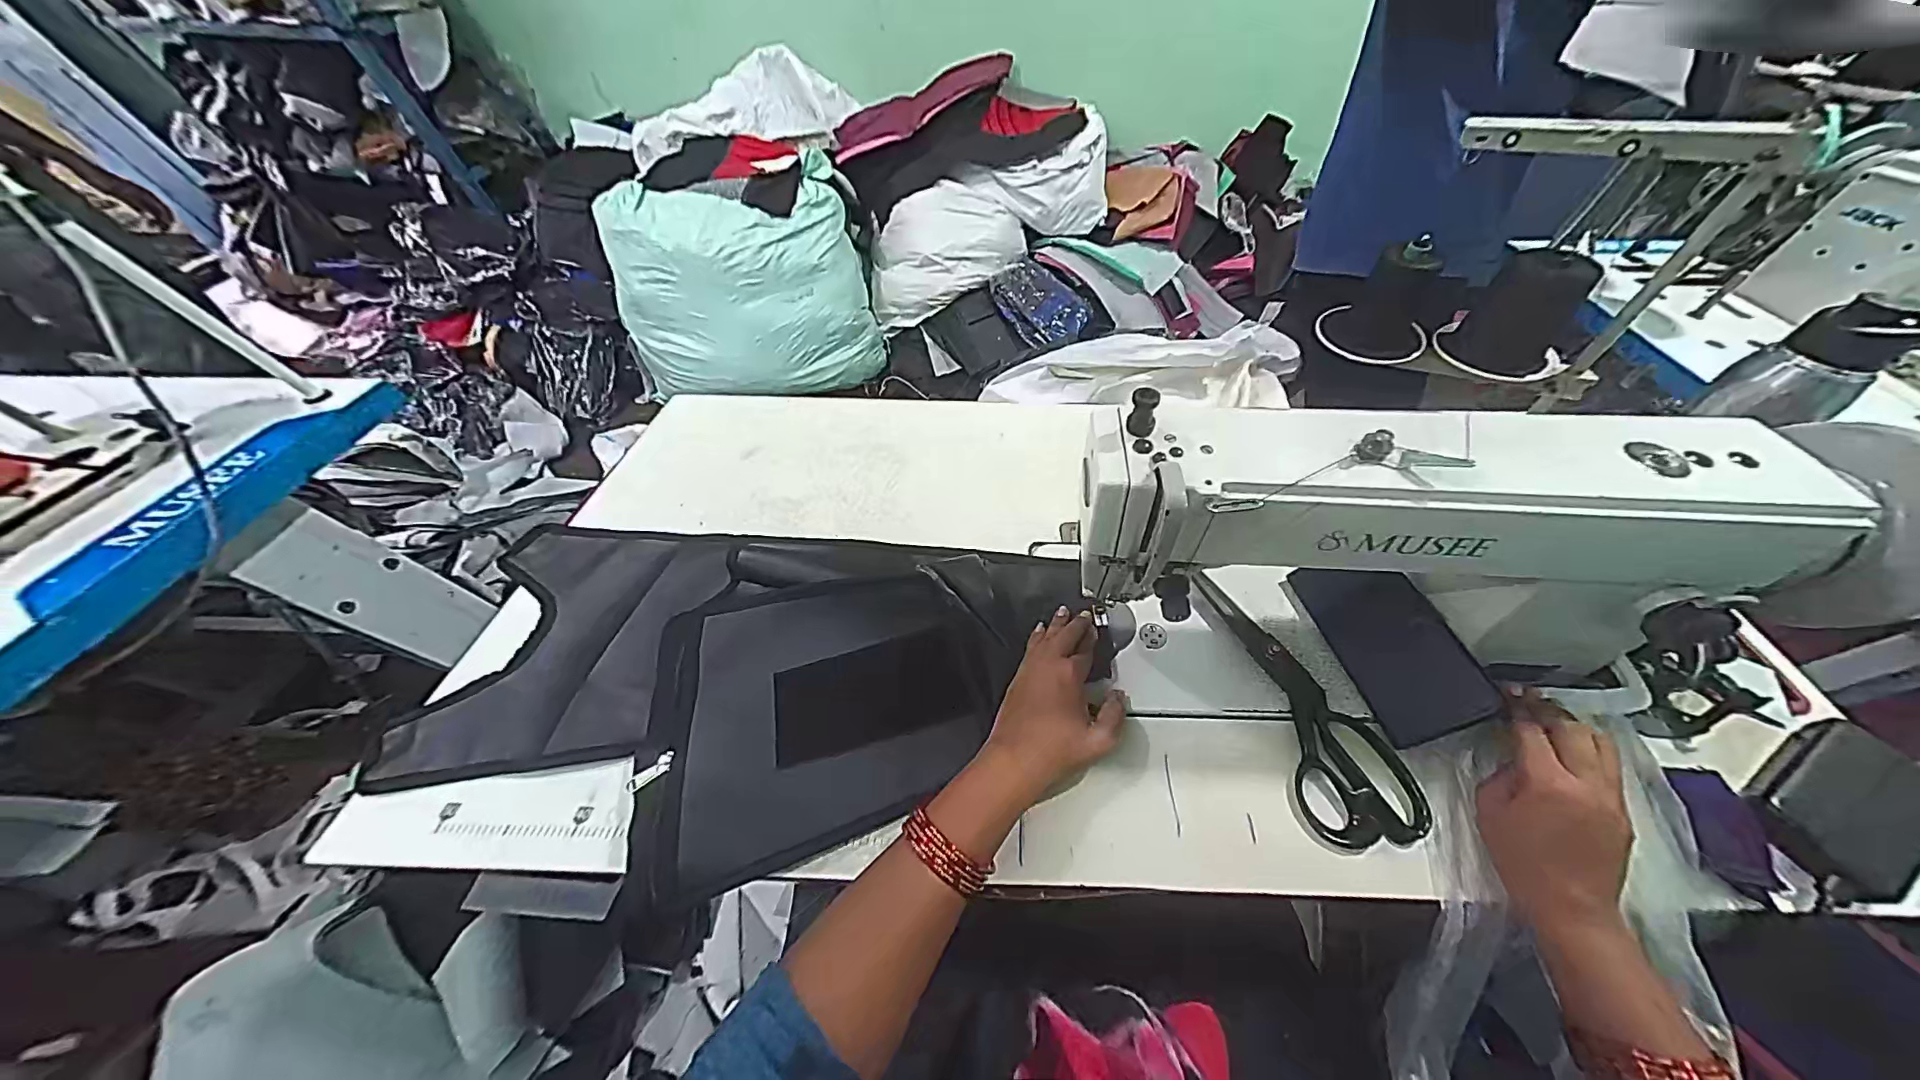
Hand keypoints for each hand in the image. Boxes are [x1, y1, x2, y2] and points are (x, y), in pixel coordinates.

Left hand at [979, 607, 1126, 800]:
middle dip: (1076, 623)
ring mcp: (1030, 670)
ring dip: (1057, 625)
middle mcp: (1048, 666)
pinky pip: (1031, 647)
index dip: (1093, 638)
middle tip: (1084, 614)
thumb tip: (1118, 699)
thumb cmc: (1052, 751)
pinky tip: (1039, 634)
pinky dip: (1038, 636)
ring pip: (1045, 637)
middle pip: (1064, 635)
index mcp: (1069, 675)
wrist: (1015, 759)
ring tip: (1063, 614)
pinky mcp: (1018, 678)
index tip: (1098, 629)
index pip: (1085, 649)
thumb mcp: (1098, 740)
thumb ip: (1115, 716)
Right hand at [1476, 690, 1633, 934]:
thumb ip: (1501, 774)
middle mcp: (1588, 786)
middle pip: (1572, 729)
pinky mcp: (1623, 811)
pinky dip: (1590, 749)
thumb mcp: (1490, 810)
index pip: (1532, 731)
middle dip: (1547, 709)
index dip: (1516, 709)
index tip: (1507, 696)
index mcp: (1549, 784)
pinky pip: (1610, 766)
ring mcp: (1611, 799)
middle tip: (1527, 699)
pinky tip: (1572, 750)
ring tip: (1553, 719)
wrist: (1570, 907)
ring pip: (1601, 743)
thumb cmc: (1523, 865)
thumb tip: (1512, 756)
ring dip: (1574, 725)